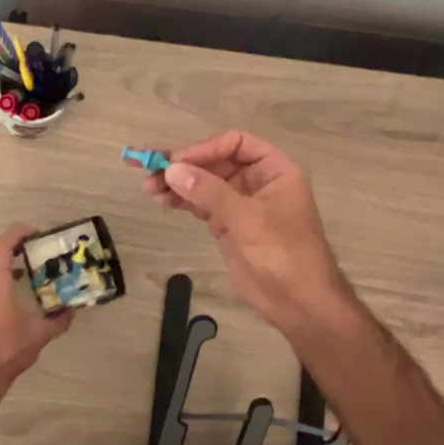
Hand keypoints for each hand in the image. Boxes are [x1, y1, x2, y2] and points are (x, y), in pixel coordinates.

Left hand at [0, 224, 73, 390]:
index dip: (18, 233)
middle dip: (9, 242)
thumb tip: (73, 308)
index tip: (36, 233)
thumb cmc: (11, 347)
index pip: (2, 245)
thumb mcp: (42, 332)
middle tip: (30, 245)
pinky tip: (16, 284)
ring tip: (24, 260)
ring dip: (1, 256)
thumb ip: (60, 319)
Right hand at [142, 130, 356, 337]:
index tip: (176, 162)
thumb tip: (171, 170)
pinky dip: (181, 200)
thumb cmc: (283, 254)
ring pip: (204, 182)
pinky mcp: (227, 223)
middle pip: (215, 160)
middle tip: (147, 165)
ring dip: (176, 182)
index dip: (205, 149)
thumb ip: (209, 192)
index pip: (236, 143)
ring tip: (148, 187)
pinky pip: (200, 203)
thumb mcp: (247, 219)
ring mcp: (240, 202)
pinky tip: (162, 200)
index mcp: (274, 170)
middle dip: (182, 163)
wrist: (297, 301)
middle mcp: (257, 180)